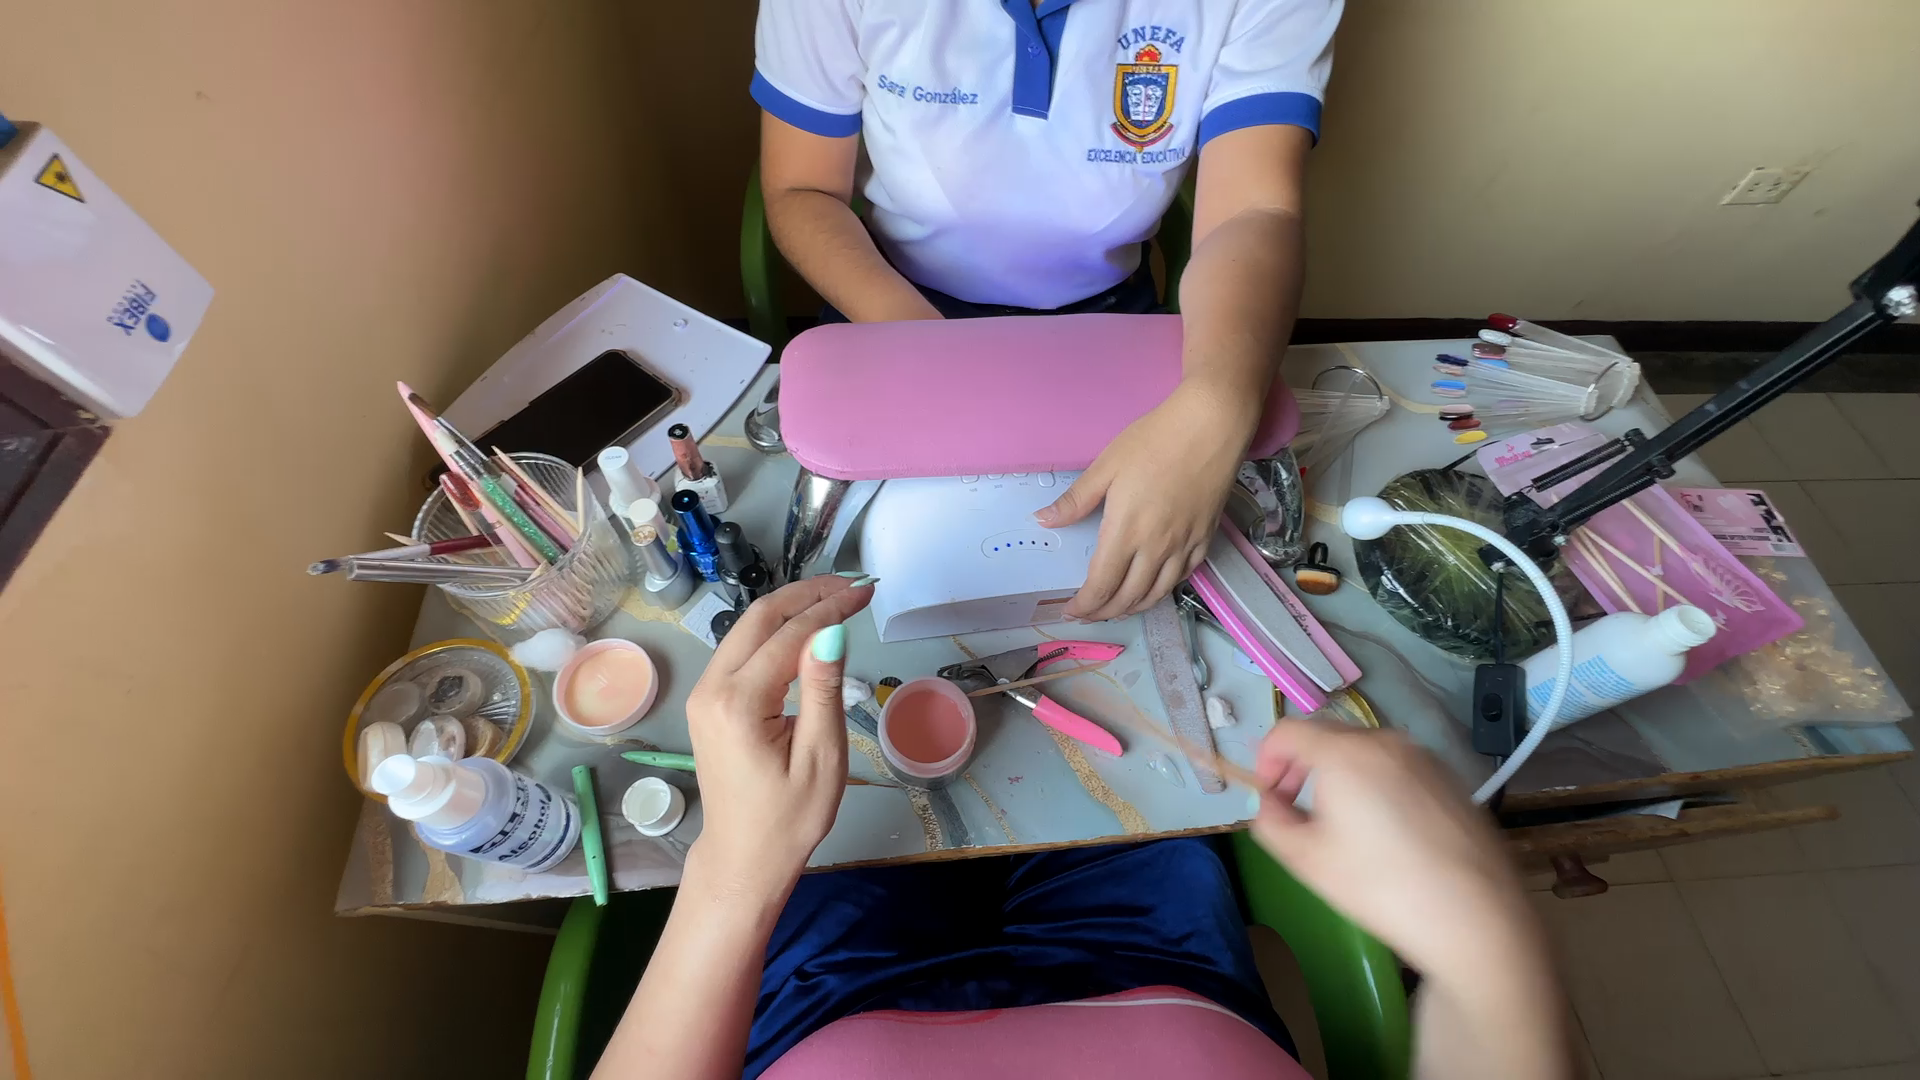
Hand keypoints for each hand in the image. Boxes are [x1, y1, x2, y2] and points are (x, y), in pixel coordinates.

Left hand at [683, 577, 872, 898]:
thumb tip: (832, 630)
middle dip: (808, 593)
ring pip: (748, 626)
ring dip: (793, 606)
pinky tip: (808, 626)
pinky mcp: (709, 699)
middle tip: (853, 585)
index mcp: (739, 703)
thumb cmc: (789, 819)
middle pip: (759, 616)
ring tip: (837, 597)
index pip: (790, 635)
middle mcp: (711, 688)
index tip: (865, 590)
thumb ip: (824, 688)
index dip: (831, 607)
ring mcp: (704, 692)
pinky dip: (777, 628)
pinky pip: (743, 647)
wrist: (742, 860)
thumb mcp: (821, 757)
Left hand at [1037, 380, 1255, 620]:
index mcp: (1126, 532)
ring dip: (1132, 608)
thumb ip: (1075, 500)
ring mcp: (1184, 546)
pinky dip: (1162, 590)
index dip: (1084, 606)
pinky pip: (1182, 578)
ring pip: (1156, 594)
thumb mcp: (1106, 467)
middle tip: (1088, 614)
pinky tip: (1152, 587)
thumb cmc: (1154, 441)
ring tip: (1116, 609)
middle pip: (1128, 598)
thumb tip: (1041, 521)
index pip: (1101, 586)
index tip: (1070, 611)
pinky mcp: (1205, 539)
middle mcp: (1156, 548)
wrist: (1211, 425)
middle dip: (1104, 613)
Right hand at [1250, 718, 1538, 978]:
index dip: (1266, 759)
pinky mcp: (1452, 780)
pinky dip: (1376, 784)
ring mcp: (1424, 758)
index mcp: (1344, 751)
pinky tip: (1387, 832)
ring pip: (1362, 751)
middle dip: (1300, 767)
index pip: (1286, 731)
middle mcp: (1384, 740)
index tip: (1269, 796)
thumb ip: (1269, 820)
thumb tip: (1272, 804)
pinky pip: (1396, 768)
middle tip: (1297, 810)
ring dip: (1338, 775)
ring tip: (1344, 824)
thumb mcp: (1304, 859)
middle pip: (1324, 736)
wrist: (1481, 923)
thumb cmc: (1383, 887)